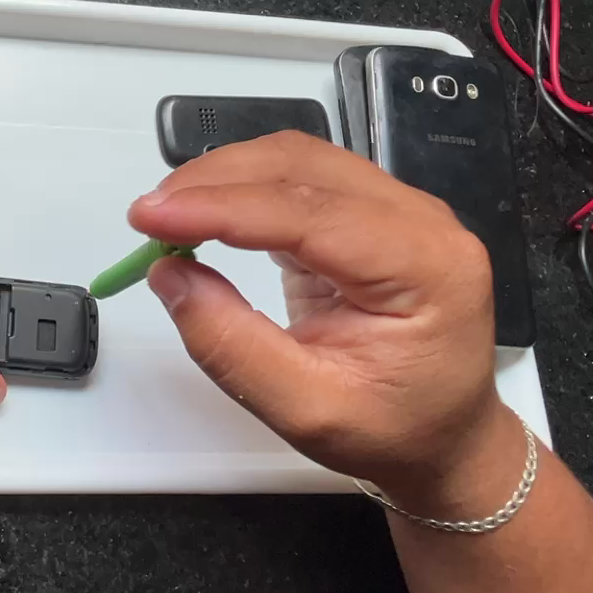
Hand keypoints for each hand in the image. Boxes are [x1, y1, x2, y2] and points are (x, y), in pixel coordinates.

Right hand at [127, 132, 510, 506]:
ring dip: (222, 176)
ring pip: (292, 159)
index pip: (307, 213)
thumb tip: (169, 274)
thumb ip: (231, 345)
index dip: (220, 207)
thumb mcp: (304, 408)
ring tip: (169, 214)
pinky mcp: (364, 212)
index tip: (149, 217)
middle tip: (148, 218)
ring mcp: (394, 209)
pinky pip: (294, 176)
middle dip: (212, 181)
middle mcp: (419, 221)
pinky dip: (239, 185)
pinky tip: (205, 211)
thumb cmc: (391, 429)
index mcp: (425, 268)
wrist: (444, 433)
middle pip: (299, 166)